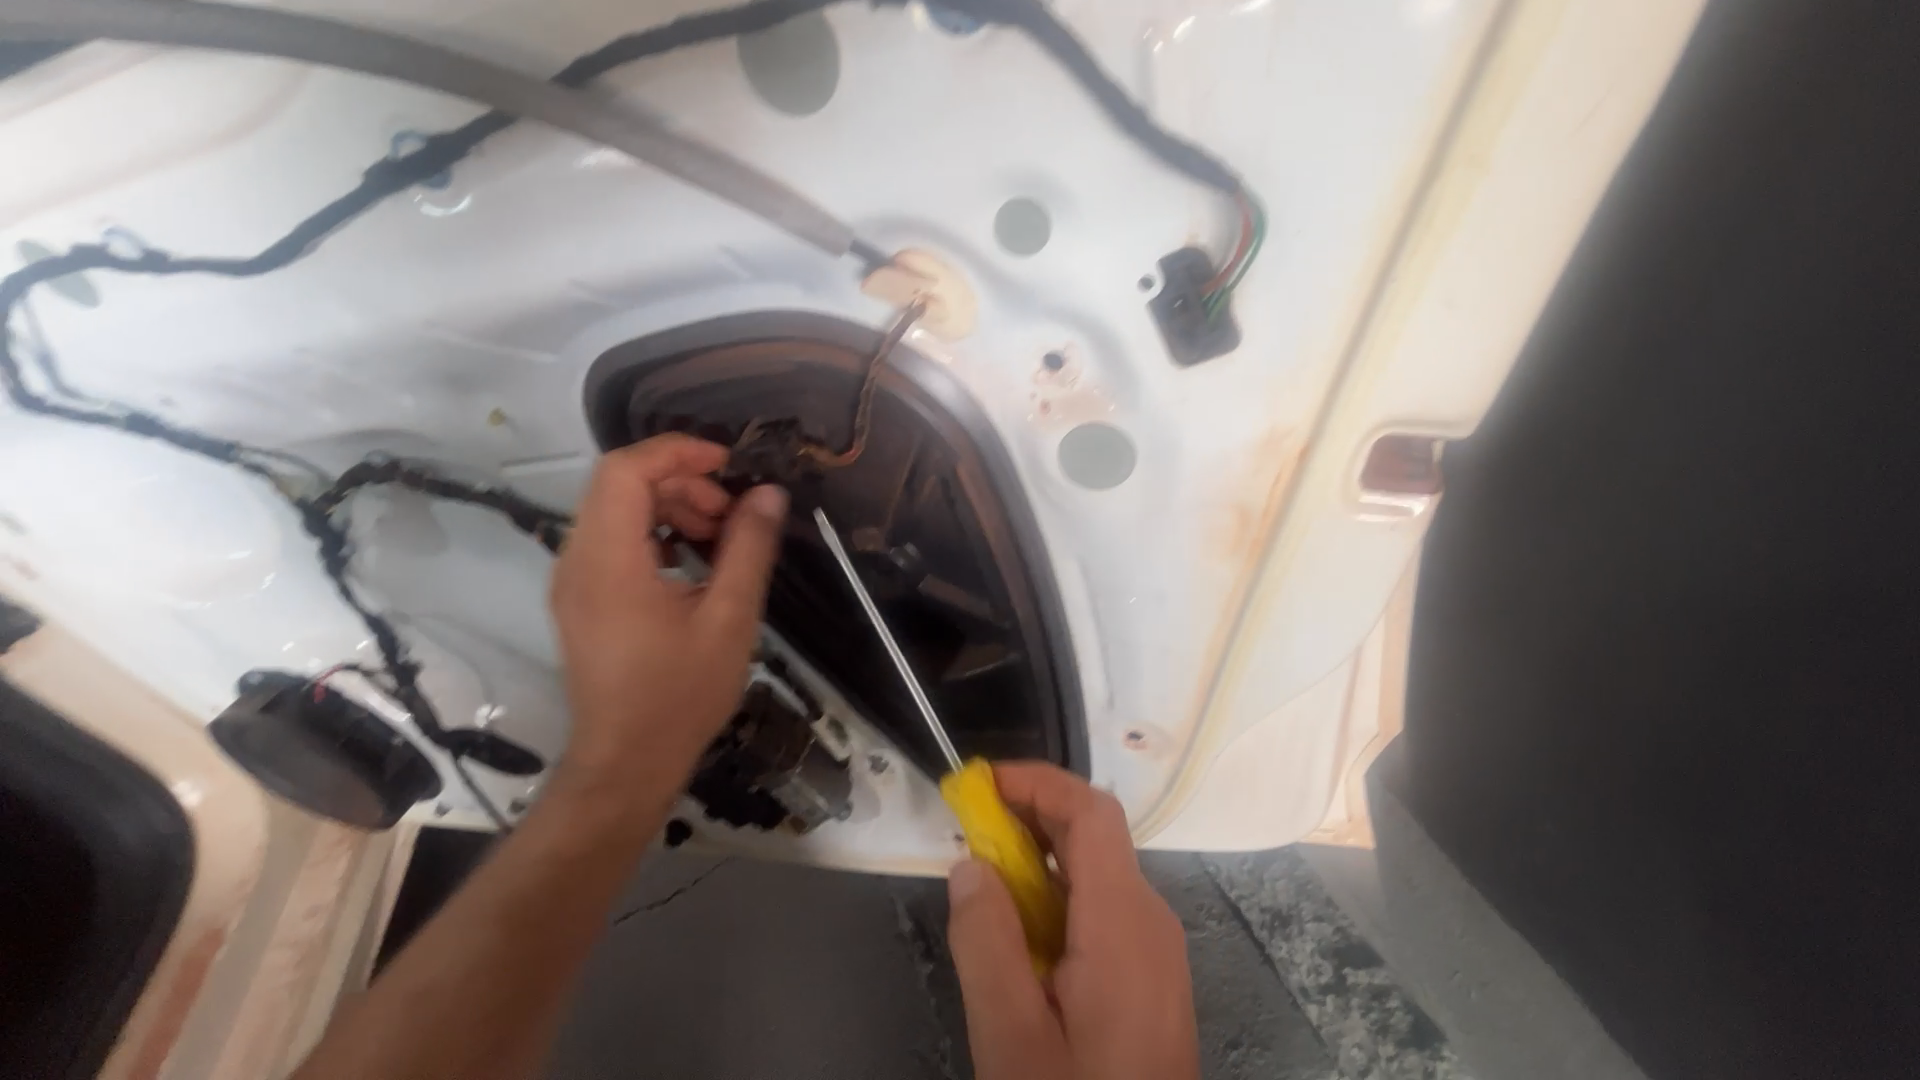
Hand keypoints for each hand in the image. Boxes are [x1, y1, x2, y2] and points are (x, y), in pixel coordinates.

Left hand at [548, 434, 787, 783]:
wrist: (628, 763)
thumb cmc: (680, 694)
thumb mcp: (729, 619)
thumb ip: (749, 548)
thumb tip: (768, 493)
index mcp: (608, 561)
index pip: (625, 470)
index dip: (677, 452)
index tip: (729, 466)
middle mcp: (576, 561)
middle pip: (620, 486)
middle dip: (682, 485)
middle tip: (733, 518)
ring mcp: (572, 581)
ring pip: (615, 512)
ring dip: (670, 510)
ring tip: (720, 541)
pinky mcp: (581, 600)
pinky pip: (612, 542)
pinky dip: (654, 536)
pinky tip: (693, 565)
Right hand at [946, 763, 1199, 1079]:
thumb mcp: (1010, 1035)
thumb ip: (985, 941)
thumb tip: (971, 866)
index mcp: (1124, 923)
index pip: (1092, 813)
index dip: (1038, 782)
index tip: (981, 782)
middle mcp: (1151, 920)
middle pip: (1095, 836)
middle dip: (1029, 816)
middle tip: (969, 827)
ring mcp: (1158, 948)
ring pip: (1098, 871)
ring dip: (1040, 857)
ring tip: (985, 876)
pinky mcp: (1152, 973)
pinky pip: (1104, 907)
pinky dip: (1058, 893)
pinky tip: (1021, 926)